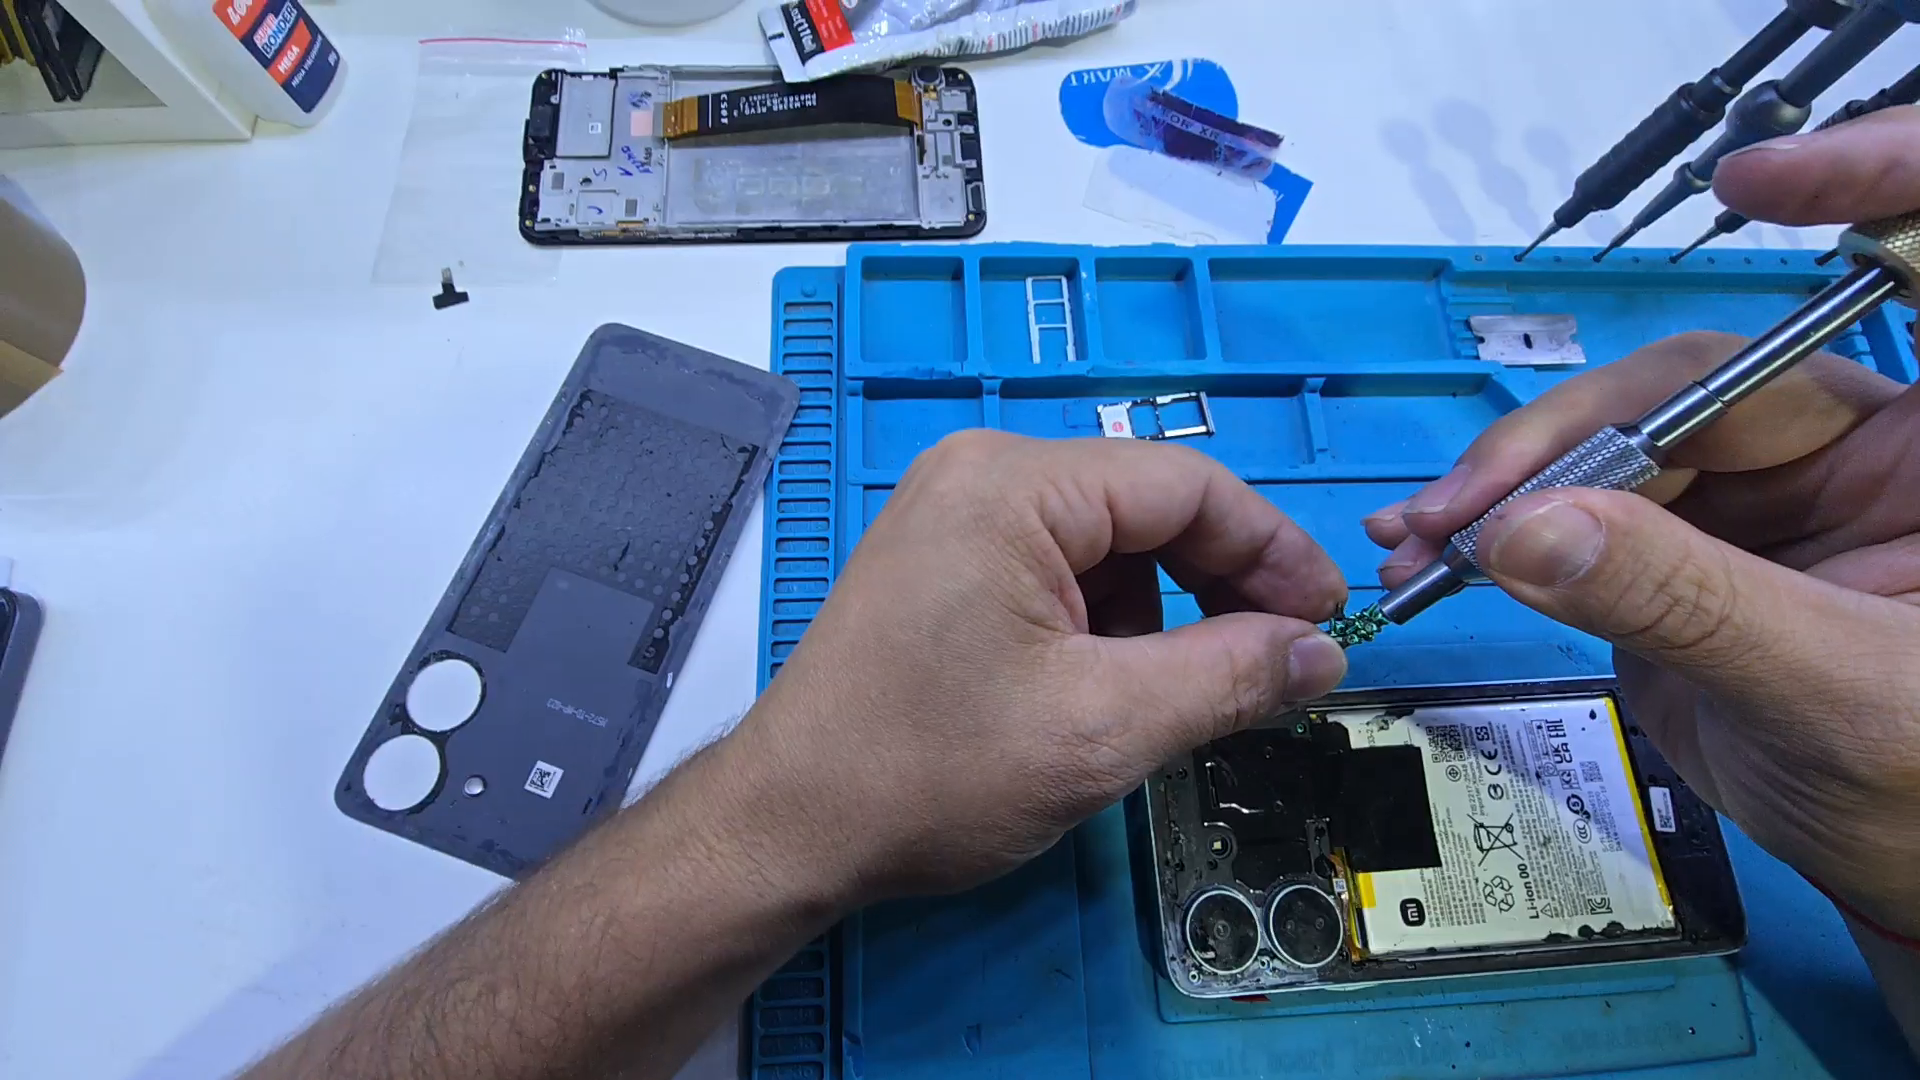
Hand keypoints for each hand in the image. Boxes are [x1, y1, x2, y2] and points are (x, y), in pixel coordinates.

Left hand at [729, 431, 1348, 902]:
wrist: (792, 823)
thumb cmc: (933, 772)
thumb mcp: (1102, 727)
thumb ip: (1229, 677)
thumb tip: (1319, 649)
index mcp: (1012, 482)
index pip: (1183, 484)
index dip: (1270, 547)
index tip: (1325, 619)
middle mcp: (978, 471)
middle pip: (1141, 506)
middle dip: (1216, 580)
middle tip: (1270, 658)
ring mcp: (952, 510)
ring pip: (1102, 540)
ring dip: (1157, 606)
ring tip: (1163, 687)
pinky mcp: (941, 556)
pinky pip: (1053, 564)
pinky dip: (1100, 616)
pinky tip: (1097, 677)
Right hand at [1366, 106, 1919, 937]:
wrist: (1904, 880)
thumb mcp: (1830, 696)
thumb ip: (1679, 599)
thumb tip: (1518, 528)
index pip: (1893, 298)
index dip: (1876, 187)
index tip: (1757, 177)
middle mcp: (1829, 451)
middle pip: (1664, 398)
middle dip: (1537, 454)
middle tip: (1445, 518)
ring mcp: (1726, 500)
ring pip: (1584, 459)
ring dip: (1485, 499)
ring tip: (1408, 546)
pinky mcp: (1650, 547)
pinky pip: (1552, 518)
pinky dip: (1483, 537)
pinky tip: (1425, 556)